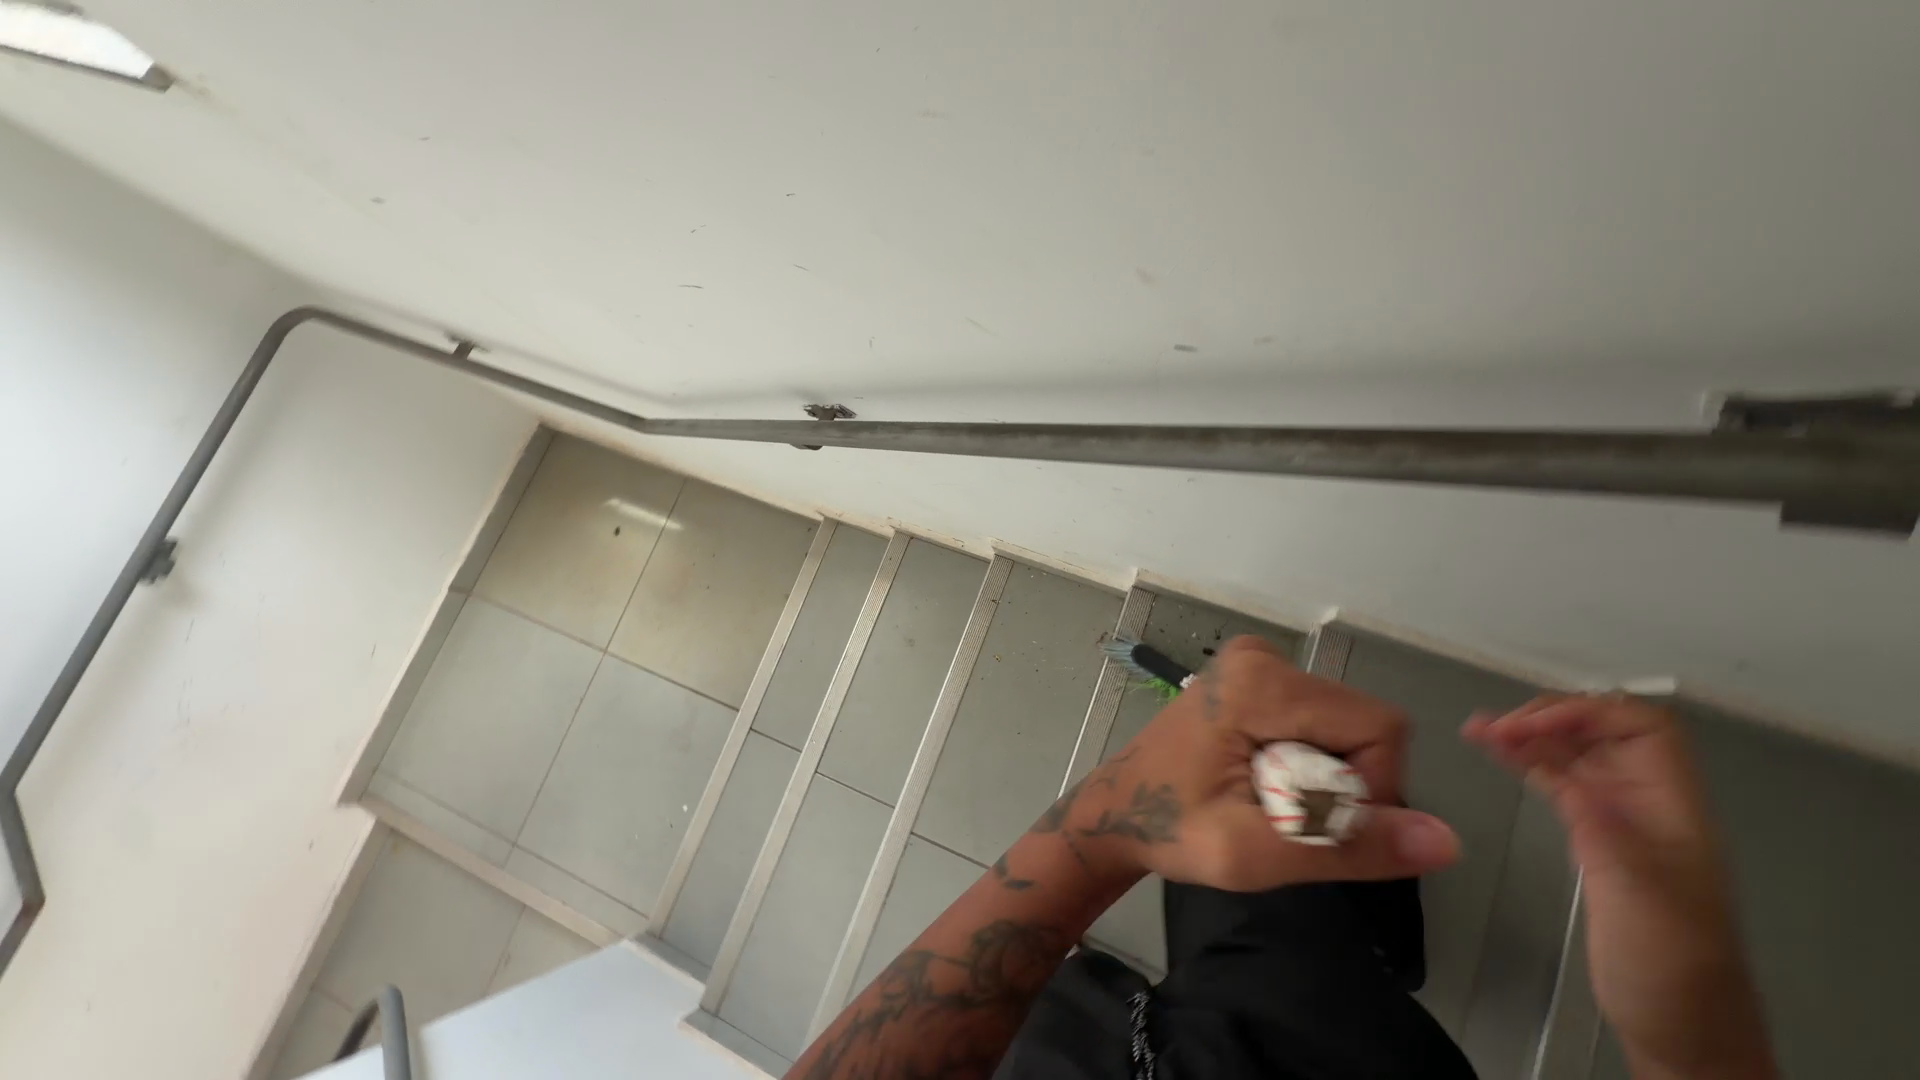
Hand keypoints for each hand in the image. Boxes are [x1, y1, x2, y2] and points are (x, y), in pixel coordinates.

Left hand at [1042, 636, 1459, 893]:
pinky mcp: (1254, 679)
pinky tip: (1261, 782)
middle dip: (1343, 785)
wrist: (1116, 812)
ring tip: (1265, 800)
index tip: (1314, 822)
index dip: (1370, 788)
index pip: (1379, 729)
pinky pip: (1321, 723)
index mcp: (1261, 682)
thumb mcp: (1254, 853)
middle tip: (1279, 814)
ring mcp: (1256, 663)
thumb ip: (1346, 845)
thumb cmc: (1169, 830)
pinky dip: (1307, 763)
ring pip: (1346, 728)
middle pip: (1364, 726)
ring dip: (1325, 777)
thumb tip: (1447, 839)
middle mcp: (1263, 657)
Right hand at [1465, 696, 1776, 1079]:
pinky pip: (1555, 781)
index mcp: (1673, 809)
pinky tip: (1493, 752)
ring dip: (1526, 734)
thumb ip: (1607, 836)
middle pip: (1601, 731)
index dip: (1585, 712)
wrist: (1681, 1030)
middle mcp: (1646, 803)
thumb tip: (1568, 779)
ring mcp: (1617, 819)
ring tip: (1478, 727)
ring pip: (1571, 753)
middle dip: (1548, 717)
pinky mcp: (1590, 836)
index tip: (1528, 726)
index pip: (1641, 728)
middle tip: (1494, 727)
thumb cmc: (1673, 969)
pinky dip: (1522, 761)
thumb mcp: (1643, 902)